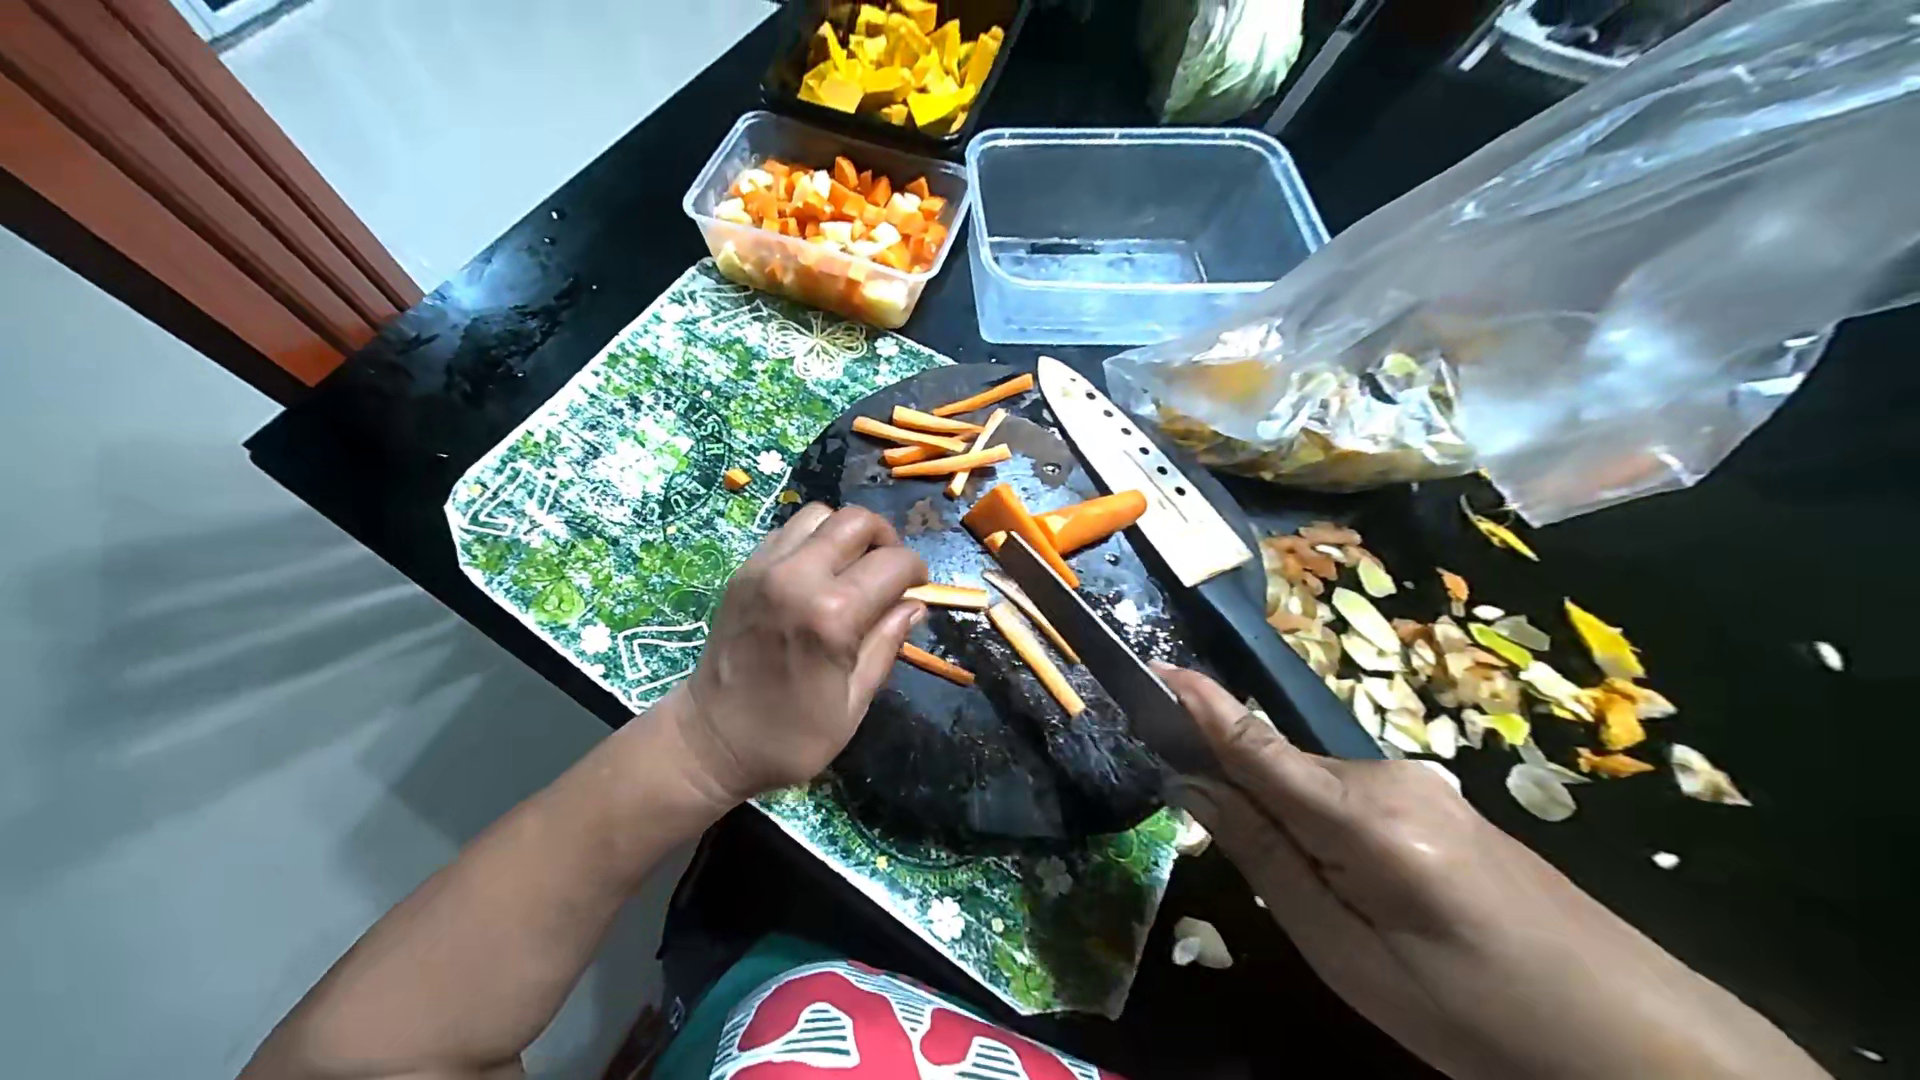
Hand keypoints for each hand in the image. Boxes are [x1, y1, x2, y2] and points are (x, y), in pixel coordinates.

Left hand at [672, 504, 925, 808]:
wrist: (709, 743)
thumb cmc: (790, 736)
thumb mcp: (855, 703)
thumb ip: (887, 644)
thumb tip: (914, 605)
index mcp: (831, 616)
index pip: (894, 563)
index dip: (917, 572)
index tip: (918, 590)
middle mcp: (797, 577)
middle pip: (857, 521)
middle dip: (886, 539)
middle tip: (889, 571)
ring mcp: (764, 568)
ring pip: (821, 515)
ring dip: (847, 534)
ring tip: (853, 568)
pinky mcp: (743, 570)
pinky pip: (789, 532)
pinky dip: (813, 541)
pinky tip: (817, 575)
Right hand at [1159, 666, 1828, 1079]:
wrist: (1647, 1040)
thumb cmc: (1480, 1017)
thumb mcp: (1349, 956)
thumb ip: (1265, 860)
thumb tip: (1194, 789)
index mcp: (1365, 821)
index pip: (1258, 746)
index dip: (1203, 706)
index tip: (1156, 669)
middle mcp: (1388, 777)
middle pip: (1280, 767)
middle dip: (1239, 791)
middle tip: (1242, 864)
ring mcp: (1419, 782)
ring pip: (1312, 783)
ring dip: (1286, 818)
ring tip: (1326, 904)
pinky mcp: (1435, 798)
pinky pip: (1347, 794)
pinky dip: (1321, 822)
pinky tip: (1362, 890)